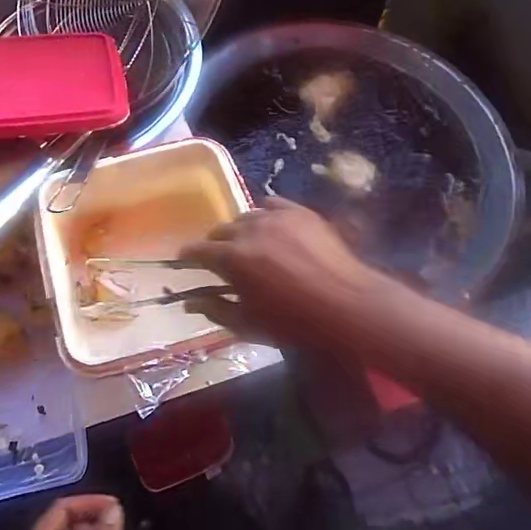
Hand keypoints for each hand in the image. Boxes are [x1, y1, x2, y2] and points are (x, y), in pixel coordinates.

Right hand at [181, 197, 403, 350]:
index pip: (199, 250)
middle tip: (218, 257)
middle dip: (215, 243)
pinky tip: (269, 224)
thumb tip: (190, 301)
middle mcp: (250, 229)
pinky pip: (273, 205)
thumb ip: (215, 309)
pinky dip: (265, 214)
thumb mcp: (248, 324)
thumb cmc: (294, 322)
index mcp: (232, 257)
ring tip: (247, 243)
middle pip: (222, 230)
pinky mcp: (301, 212)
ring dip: (240, 229)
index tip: (183, 259)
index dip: (188, 255)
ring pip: (247, 216)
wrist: (346, 304)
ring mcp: (278, 216)